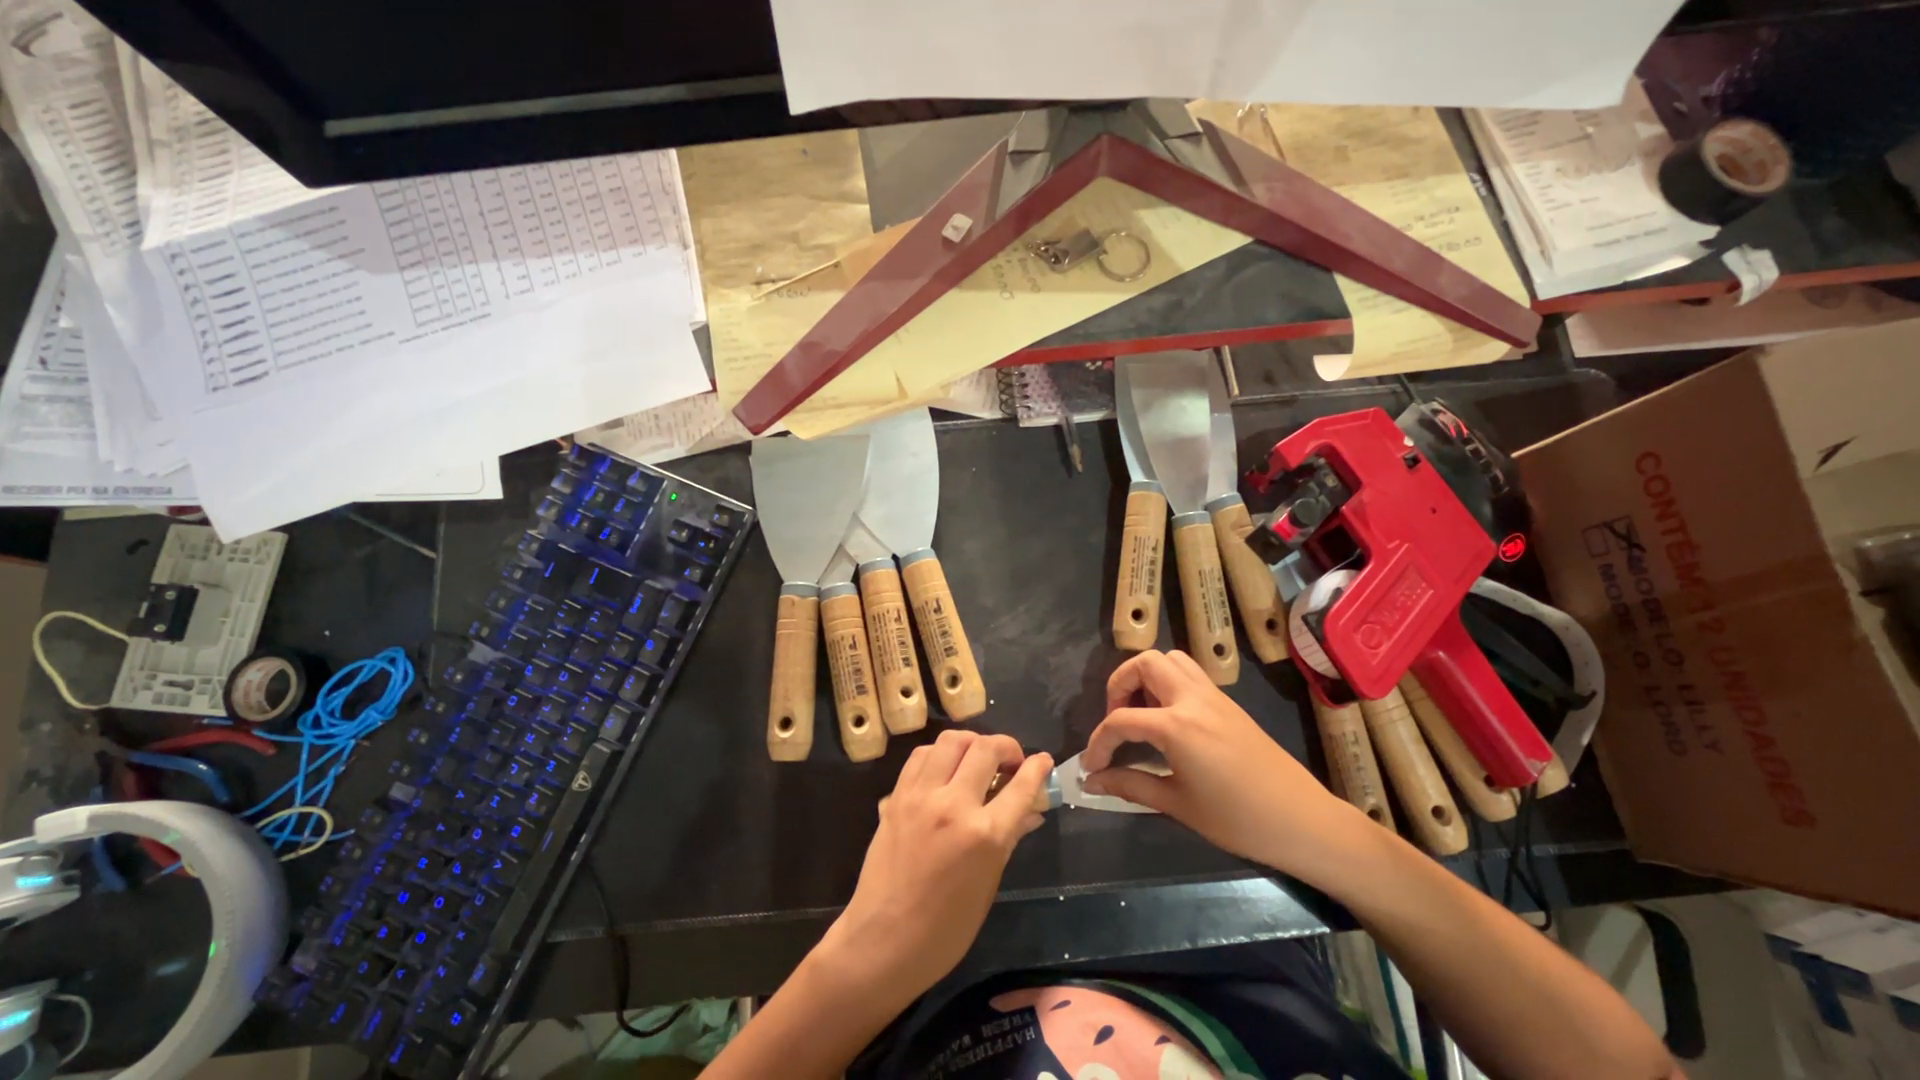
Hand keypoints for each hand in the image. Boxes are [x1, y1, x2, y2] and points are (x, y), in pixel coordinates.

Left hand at [816, 731, 1051, 1009]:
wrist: (884, 941)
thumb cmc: (946, 929)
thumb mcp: (989, 885)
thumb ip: (1009, 839)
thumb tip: (1030, 812)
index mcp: (985, 835)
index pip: (1020, 786)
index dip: (1037, 768)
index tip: (1043, 761)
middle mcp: (953, 805)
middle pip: (985, 748)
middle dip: (1006, 747)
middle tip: (1011, 762)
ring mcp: (920, 797)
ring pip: (950, 741)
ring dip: (971, 743)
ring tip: (978, 759)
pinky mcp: (896, 797)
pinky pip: (921, 756)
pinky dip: (939, 754)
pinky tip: (946, 769)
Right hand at [1081, 650, 1363, 881]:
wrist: (1301, 820)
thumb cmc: (1236, 819)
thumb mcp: (1177, 804)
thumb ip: (1130, 785)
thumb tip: (1092, 781)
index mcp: (1177, 725)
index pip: (1120, 720)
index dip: (1098, 743)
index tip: (1091, 768)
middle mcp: (1193, 698)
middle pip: (1144, 663)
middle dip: (1119, 686)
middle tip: (1116, 721)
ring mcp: (1215, 697)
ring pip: (1171, 660)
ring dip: (1147, 678)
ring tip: (1141, 715)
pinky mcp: (1229, 705)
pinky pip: (1191, 675)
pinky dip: (1169, 684)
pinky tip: (1168, 723)